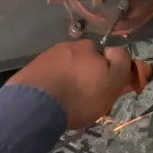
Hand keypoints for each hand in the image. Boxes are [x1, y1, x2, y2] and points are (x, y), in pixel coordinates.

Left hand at [12, 40, 137, 129]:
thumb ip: (122, 63)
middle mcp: (68, 46)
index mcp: (89, 47)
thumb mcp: (113, 81)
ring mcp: (46, 57)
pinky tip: (50, 103)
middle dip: (86, 76)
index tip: (106, 91)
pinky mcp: (30, 71)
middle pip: (83, 62)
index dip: (109, 73)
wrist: (34, 106)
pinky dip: (51, 87)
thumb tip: (119, 51)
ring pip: (64, 69)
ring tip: (66, 104)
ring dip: (68, 81)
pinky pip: (47, 78)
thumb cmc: (80, 95)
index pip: (106, 56)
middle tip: (85, 99)